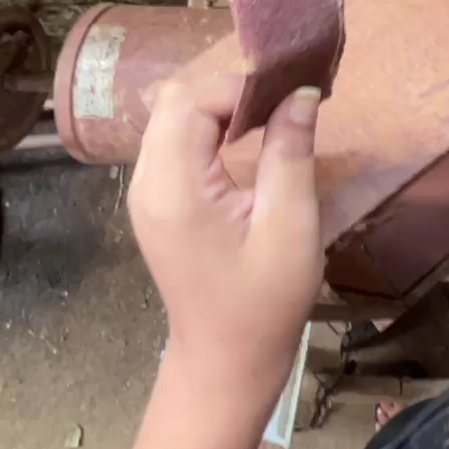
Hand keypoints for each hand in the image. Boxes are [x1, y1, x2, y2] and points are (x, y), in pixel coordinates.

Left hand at [128, 73, 322, 394]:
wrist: (227, 361)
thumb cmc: (265, 301)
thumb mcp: (290, 225)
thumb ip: (291, 151)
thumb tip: (302, 90)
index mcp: (175, 190)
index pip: (192, 101)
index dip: (241, 87)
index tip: (290, 96)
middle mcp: (147, 183)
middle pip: (175, 99)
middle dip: (231, 89)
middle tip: (284, 103)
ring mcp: (146, 191)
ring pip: (172, 113)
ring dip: (221, 104)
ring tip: (272, 116)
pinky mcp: (157, 198)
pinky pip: (175, 136)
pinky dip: (211, 123)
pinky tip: (247, 137)